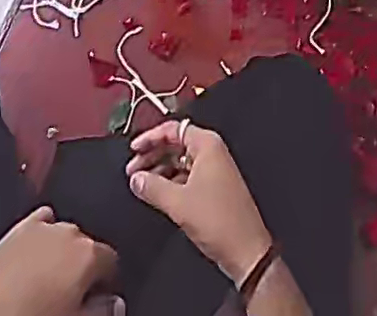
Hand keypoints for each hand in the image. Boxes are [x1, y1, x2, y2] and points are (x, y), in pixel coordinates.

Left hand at [0, 207, 117, 315]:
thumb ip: (101, 311)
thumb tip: (113, 303)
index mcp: (88, 255)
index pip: (110, 261)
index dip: (105, 282)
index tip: (98, 298)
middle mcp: (69, 234)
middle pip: (87, 246)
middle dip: (82, 268)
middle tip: (68, 297)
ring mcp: (42, 229)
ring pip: (64, 236)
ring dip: (61, 254)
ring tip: (46, 283)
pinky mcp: (17, 230)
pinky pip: (40, 222)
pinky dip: (41, 236)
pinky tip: (34, 257)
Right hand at [126, 120, 272, 281]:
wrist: (244, 248)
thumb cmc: (218, 219)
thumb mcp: (178, 202)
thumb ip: (153, 187)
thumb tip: (136, 178)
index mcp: (207, 144)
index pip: (174, 129)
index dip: (150, 137)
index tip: (133, 149)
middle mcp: (211, 151)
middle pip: (176, 143)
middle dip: (152, 154)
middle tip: (132, 168)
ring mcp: (213, 168)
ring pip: (180, 159)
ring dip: (159, 169)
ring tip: (139, 182)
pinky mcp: (213, 185)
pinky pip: (186, 174)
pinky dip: (170, 180)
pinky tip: (156, 192)